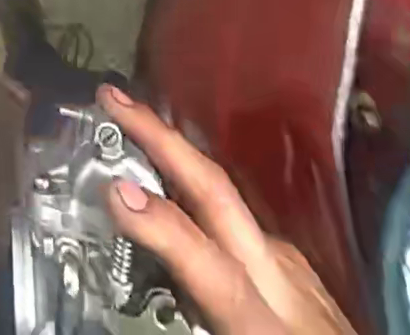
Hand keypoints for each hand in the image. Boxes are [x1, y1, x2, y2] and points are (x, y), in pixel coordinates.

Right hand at [98, 86, 355, 334]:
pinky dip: (194, 192)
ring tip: (129, 129)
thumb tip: (146, 301)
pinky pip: (233, 218)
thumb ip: (196, 322)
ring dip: (173, 155)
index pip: (213, 267)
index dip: (163, 225)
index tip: (116, 191)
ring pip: (226, 197)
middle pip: (219, 193)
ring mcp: (292, 270)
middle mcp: (284, 285)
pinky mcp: (295, 270)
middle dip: (163, 138)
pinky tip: (172, 190)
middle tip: (114, 98)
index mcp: (270, 327)